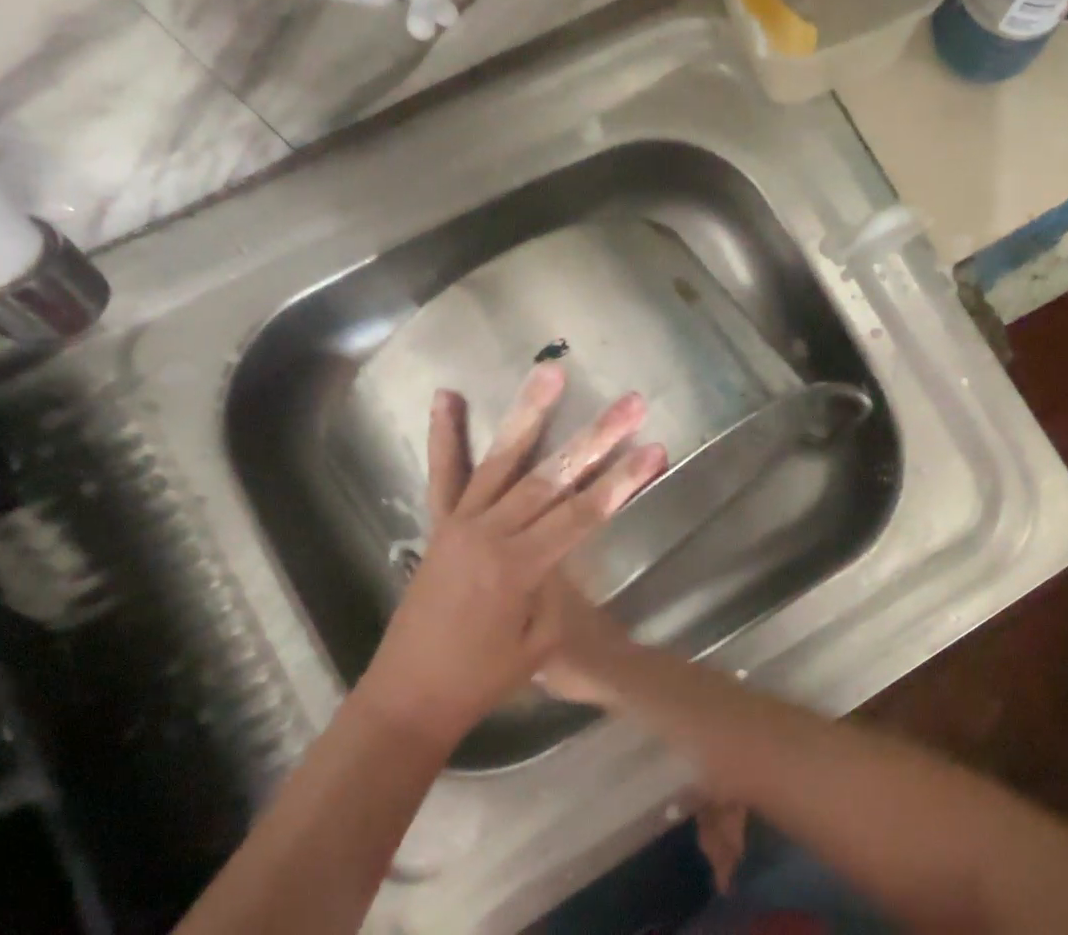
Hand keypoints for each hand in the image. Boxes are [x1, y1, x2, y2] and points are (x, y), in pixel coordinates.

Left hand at [354, 363, 664, 747]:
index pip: (583, 514)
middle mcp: (489, 533)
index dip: (623, 481)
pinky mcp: (440, 525)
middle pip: (552, 477)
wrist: (410, 694)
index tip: (657, 449)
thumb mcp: (541, 640)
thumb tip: (568, 542)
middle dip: (596, 438)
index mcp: (520, 567)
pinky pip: (444, 475)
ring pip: (502, 460)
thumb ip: (559, 584)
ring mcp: (460, 523)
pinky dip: (445, 435)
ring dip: (529, 414)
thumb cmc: (485, 678)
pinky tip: (447, 396)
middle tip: (630, 403)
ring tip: (552, 373)